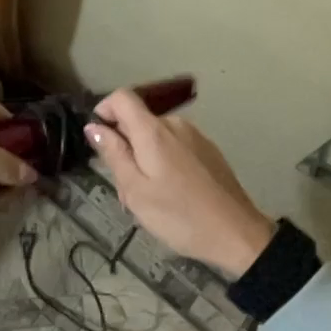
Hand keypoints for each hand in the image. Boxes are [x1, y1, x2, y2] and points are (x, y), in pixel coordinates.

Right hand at [84, 90, 274, 278]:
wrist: (237, 233)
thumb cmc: (180, 216)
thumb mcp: (136, 191)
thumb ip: (113, 154)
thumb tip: (93, 126)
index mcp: (153, 130)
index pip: (121, 97)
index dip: (104, 111)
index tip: (98, 140)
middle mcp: (175, 124)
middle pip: (138, 120)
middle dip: (124, 146)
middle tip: (125, 188)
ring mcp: (195, 136)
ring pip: (156, 136)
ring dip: (143, 158)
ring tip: (148, 198)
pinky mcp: (208, 150)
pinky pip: (175, 146)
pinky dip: (163, 162)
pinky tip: (171, 195)